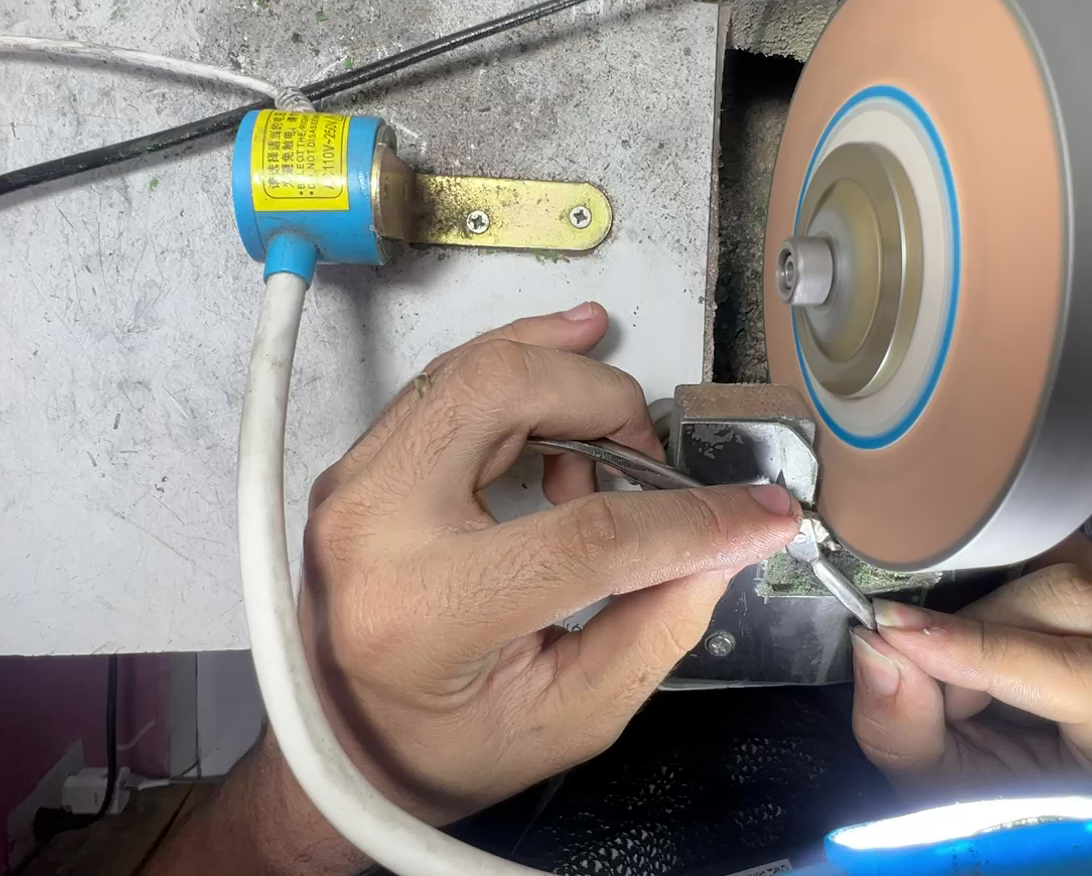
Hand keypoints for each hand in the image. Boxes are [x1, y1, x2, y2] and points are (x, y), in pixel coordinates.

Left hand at [298, 302, 800, 821]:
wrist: (333, 745)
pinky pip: (454, 374)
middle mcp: (375, 524)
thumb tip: (726, 537)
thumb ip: (659, 623)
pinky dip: (526, 355)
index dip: (689, 519)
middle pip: (510, 393)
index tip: (758, 512)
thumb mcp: (569, 717)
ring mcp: (358, 479)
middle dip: (610, 406)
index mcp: (424, 614)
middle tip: (649, 461)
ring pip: (479, 364)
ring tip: (609, 438)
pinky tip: (574, 343)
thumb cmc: (444, 748)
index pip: (585, 537)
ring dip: (568, 377)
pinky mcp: (366, 458)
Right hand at [848, 533, 1091, 848]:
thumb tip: (877, 643)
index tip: (895, 628)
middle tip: (924, 661)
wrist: (1031, 811)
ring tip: (956, 649)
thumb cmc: (996, 816)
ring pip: (1077, 571)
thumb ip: (903, 729)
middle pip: (1083, 605)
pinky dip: (1013, 576)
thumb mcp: (935, 794)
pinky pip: (1074, 563)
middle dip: (979, 622)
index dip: (983, 646)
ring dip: (993, 597)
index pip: (1088, 675)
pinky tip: (983, 619)